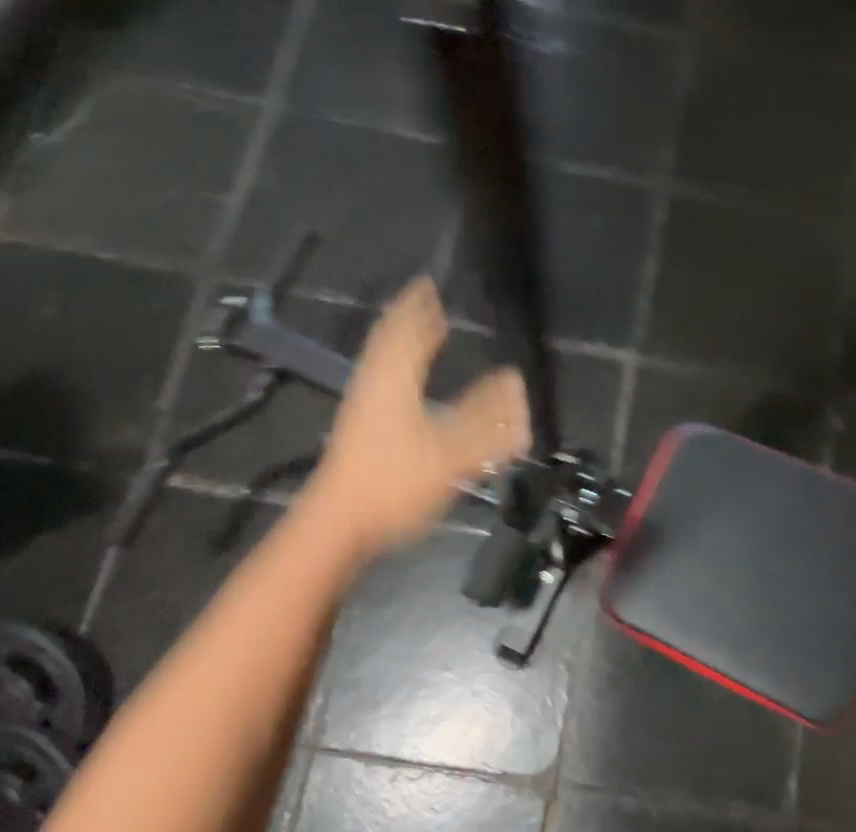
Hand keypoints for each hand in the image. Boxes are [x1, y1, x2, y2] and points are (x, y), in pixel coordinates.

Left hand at [301, 277, 529, 552]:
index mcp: (394, 383)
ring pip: (378, 360)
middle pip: (388, 341)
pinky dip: (391, 366)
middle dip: (407, 318)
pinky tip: (399, 382)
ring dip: (398, 341)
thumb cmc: (395, 487)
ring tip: (416, 331)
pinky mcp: (356, 427)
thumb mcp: (450, 457)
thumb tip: (516, 385)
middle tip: (424, 300)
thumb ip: (488, 423)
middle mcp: (373, 385)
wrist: (339, 523)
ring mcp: (360, 406)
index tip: (431, 284)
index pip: (407, 332)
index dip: (420, 308)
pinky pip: (376, 379)